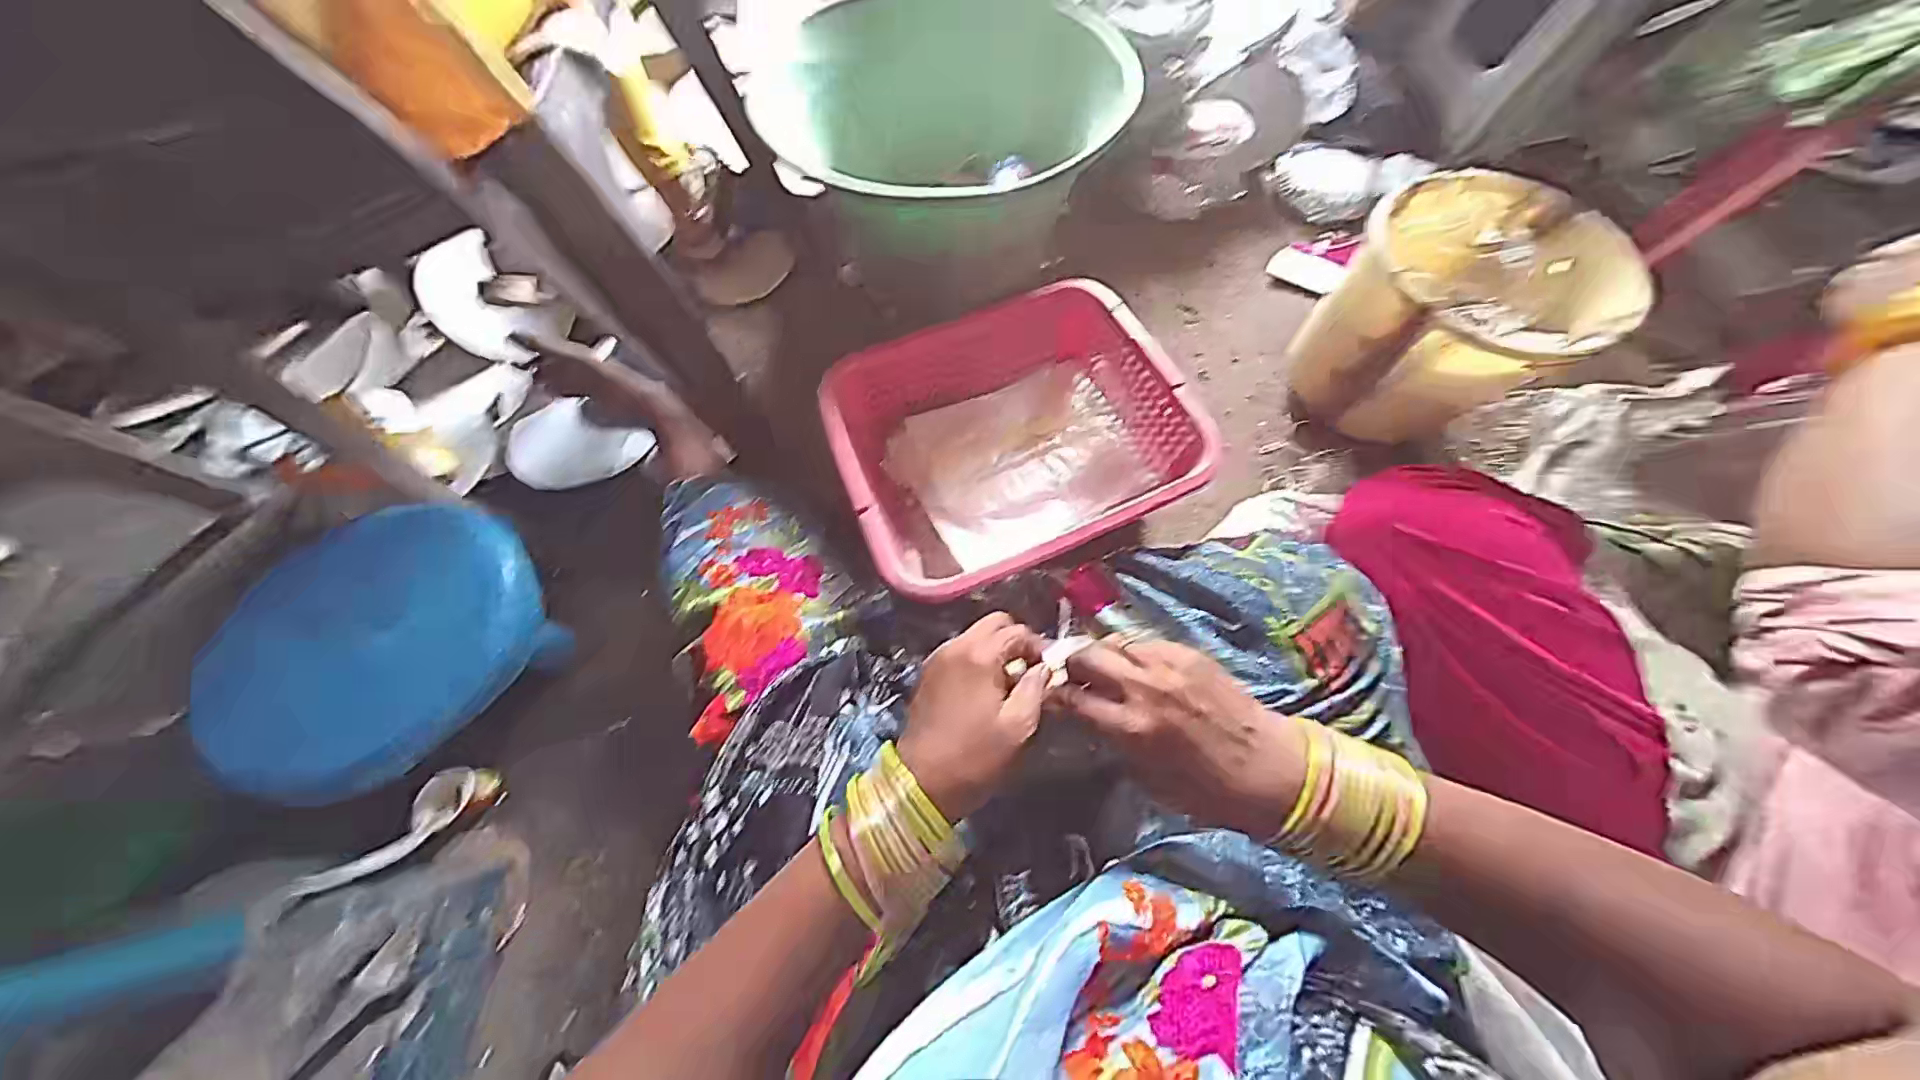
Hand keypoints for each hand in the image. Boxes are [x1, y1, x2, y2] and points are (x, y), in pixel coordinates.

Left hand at [895, 612, 1046, 820]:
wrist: (921, 781)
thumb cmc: (974, 756)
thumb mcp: (1018, 726)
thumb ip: (1036, 688)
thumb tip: (1044, 668)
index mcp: (978, 655)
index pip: (1017, 631)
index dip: (1038, 646)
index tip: (1049, 669)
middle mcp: (955, 647)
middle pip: (994, 624)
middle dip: (1016, 641)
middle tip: (1029, 671)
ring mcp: (938, 658)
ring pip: (975, 636)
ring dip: (996, 651)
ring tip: (1009, 684)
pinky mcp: (928, 673)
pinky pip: (960, 652)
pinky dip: (977, 661)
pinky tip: (986, 690)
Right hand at [1055, 640, 1304, 835]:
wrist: (1272, 770)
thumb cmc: (1207, 791)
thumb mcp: (1148, 778)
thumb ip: (1113, 740)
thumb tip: (1089, 717)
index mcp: (1131, 726)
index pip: (1071, 696)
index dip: (1052, 691)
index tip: (1045, 691)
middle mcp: (1144, 687)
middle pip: (1086, 655)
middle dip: (1069, 661)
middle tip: (1067, 670)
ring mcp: (1168, 665)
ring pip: (1115, 641)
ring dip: (1101, 652)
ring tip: (1100, 664)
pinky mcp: (1190, 653)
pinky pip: (1146, 642)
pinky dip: (1133, 652)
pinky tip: (1137, 666)